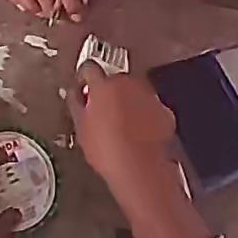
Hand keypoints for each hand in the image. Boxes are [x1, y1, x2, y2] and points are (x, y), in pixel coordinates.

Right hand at [65, 64, 181, 205]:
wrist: (141, 170)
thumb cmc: (109, 150)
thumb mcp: (81, 127)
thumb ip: (76, 103)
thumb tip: (73, 93)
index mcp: (103, 84)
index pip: (89, 68)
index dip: (84, 78)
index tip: (83, 88)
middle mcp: (128, 83)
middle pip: (113, 79)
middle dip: (107, 92)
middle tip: (100, 113)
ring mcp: (148, 95)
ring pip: (133, 91)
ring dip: (126, 101)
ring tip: (119, 126)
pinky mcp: (163, 110)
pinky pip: (148, 106)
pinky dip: (143, 114)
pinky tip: (137, 133)